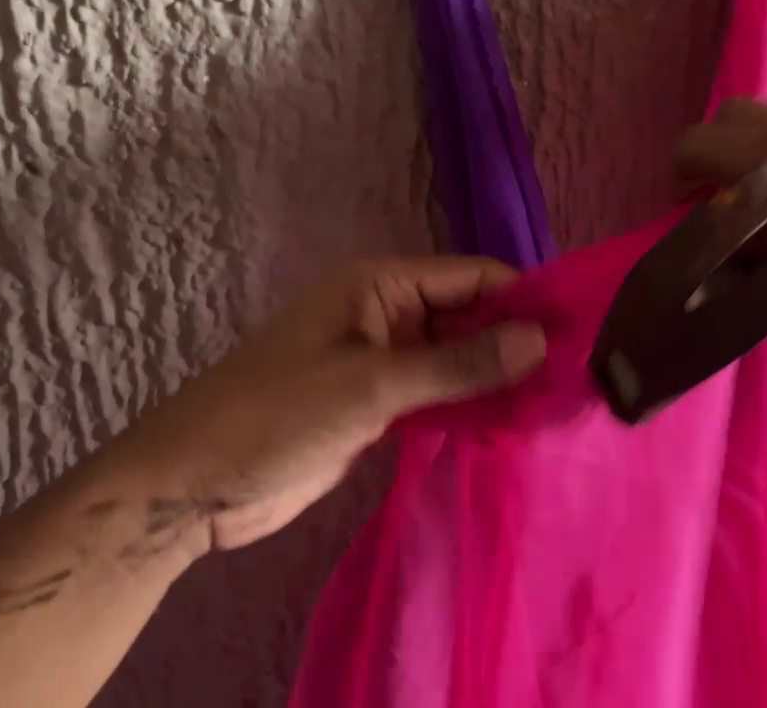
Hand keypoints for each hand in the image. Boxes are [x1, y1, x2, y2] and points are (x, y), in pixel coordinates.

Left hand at [132, 257, 545, 551]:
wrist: (188, 489)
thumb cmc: (275, 416)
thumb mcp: (372, 387)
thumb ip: (459, 366)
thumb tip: (540, 340)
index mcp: (380, 284)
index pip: (471, 277)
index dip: (523, 299)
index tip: (577, 330)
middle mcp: (387, 313)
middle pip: (468, 316)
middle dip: (514, 341)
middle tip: (576, 374)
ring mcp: (383, 362)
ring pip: (457, 359)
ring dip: (496, 377)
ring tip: (558, 401)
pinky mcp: (378, 406)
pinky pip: (438, 394)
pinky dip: (470, 406)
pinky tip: (512, 424)